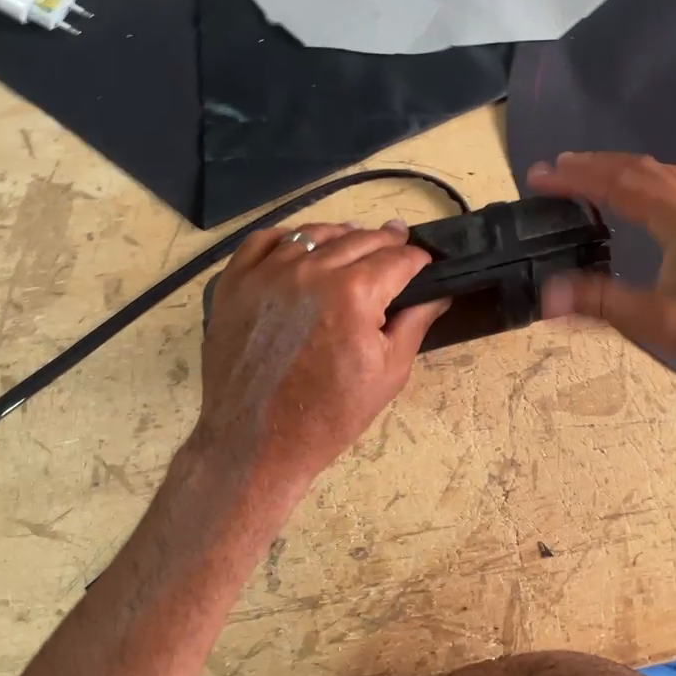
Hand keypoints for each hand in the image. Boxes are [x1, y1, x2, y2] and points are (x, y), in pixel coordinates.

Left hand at [188, 221, 447, 511]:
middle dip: (386, 241)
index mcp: (355, 293)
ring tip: (355, 241)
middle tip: (399, 244)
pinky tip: (301, 246)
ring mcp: (268, 273)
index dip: (418, 259)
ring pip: (314, 234)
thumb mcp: (389, 372)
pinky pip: (263, 241)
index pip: (398, 258)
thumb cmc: (331, 414)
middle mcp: (311, 271)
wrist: (256, 442)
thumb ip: (415, 322)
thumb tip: (440, 294)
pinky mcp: (236, 283)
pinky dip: (288, 237)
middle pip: (359, 239)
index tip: (425, 262)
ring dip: (342, 235)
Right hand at [527, 152, 675, 376]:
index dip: (577, 178)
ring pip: (664, 176)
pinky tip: (644, 200)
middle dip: (596, 165)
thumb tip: (546, 296)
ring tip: (594, 172)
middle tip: (557, 166)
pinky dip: (648, 181)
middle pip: (642, 170)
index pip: (620, 185)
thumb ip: (600, 303)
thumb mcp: (655, 320)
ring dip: (624, 168)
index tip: (541, 175)